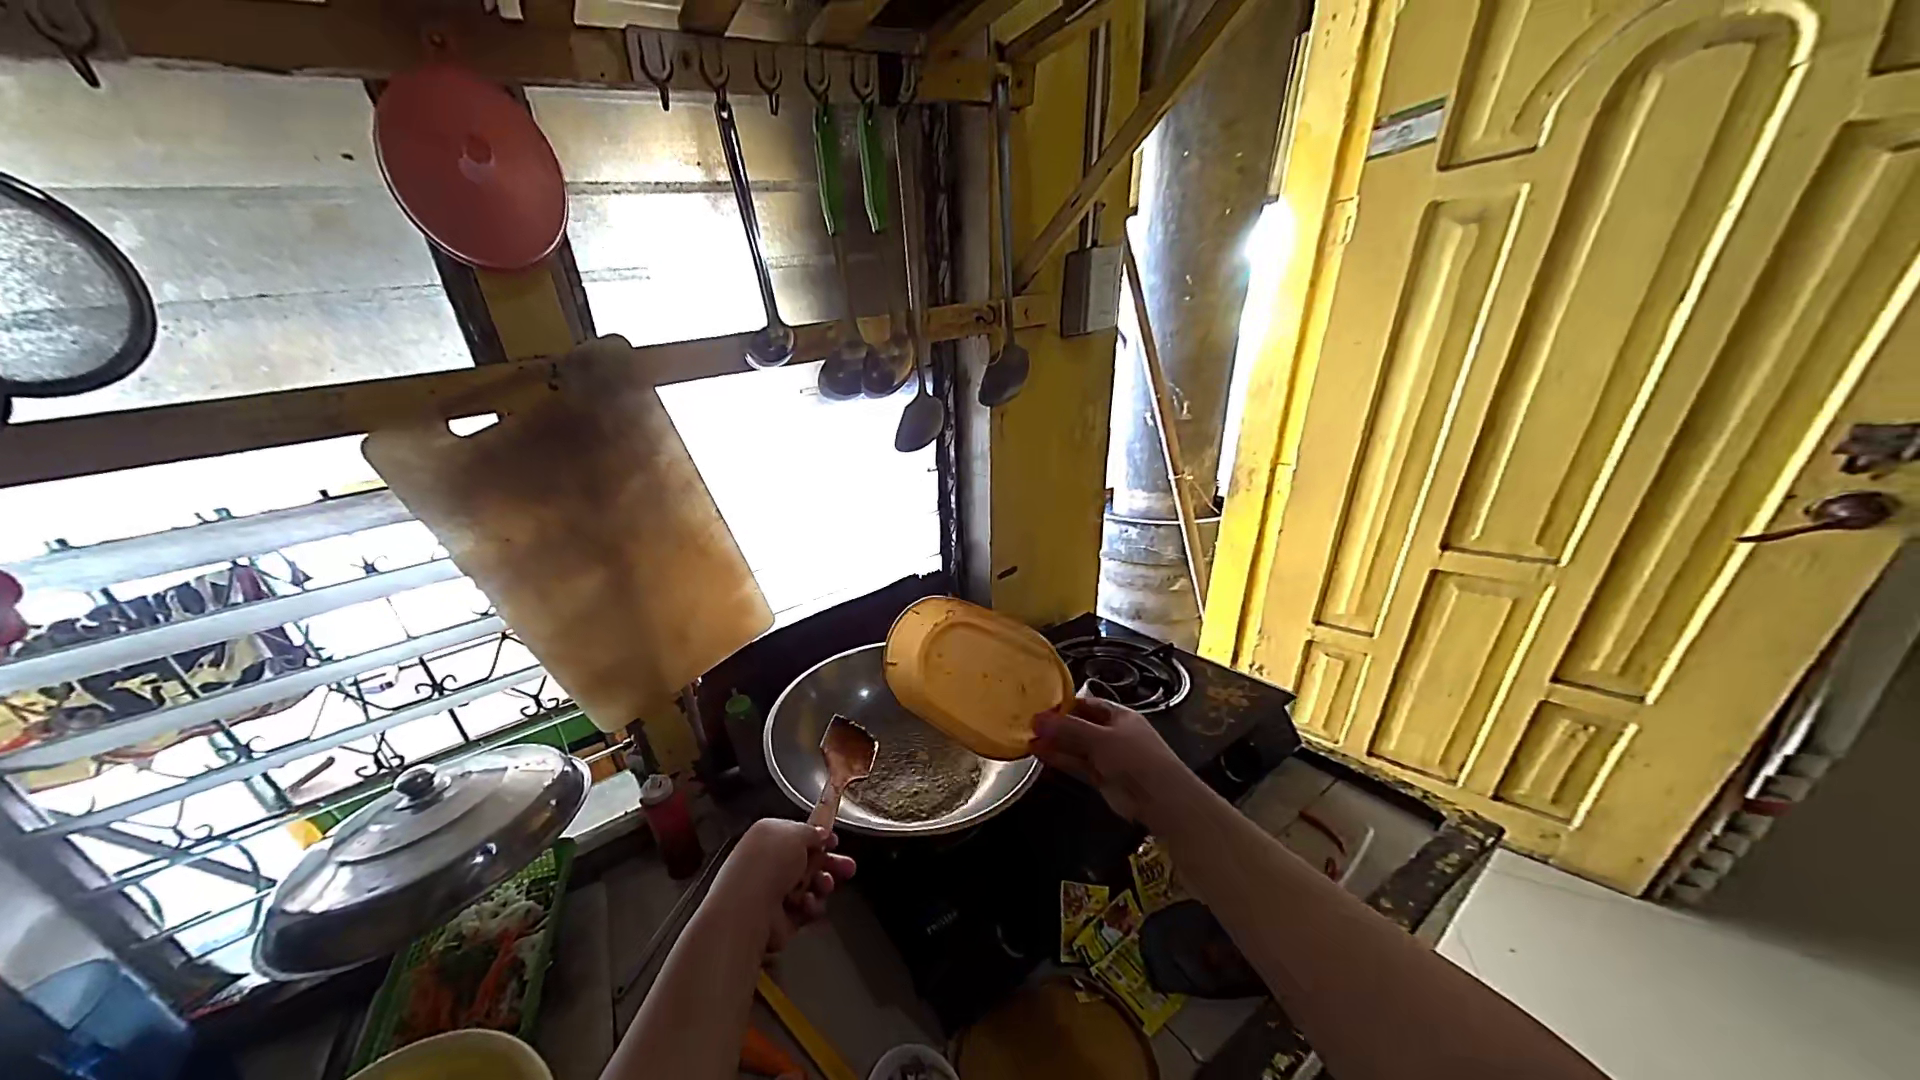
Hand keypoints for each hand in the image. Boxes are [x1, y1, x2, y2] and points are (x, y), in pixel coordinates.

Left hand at [708, 818, 855, 953]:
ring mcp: (774, 891)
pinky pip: (805, 909)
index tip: (835, 842)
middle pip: (809, 861)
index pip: (799, 835)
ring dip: (822, 885)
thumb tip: (820, 833)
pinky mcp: (781, 918)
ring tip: (824, 886)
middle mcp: (770, 862)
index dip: (819, 838)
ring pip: (811, 885)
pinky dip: (810, 907)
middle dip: (830, 864)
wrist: (747, 911)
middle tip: (848, 867)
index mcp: (769, 836)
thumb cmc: (768, 865)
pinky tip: (806, 905)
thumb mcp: (796, 833)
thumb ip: (813, 831)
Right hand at [1030, 695, 1196, 825]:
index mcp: (1119, 716)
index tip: (1040, 706)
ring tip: (1027, 738)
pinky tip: (1039, 754)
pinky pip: (1077, 765)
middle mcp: (1112, 734)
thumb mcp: (1100, 738)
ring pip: (1076, 747)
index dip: (1064, 704)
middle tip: (1028, 724)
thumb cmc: (1135, 758)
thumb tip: (1037, 720)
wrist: (1160, 799)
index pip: (1087, 704)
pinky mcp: (1101, 778)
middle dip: (1056, 726)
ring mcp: (1107, 757)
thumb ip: (1068, 729)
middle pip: (1079, 726)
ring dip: (1054, 744)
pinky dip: (1060, 760)